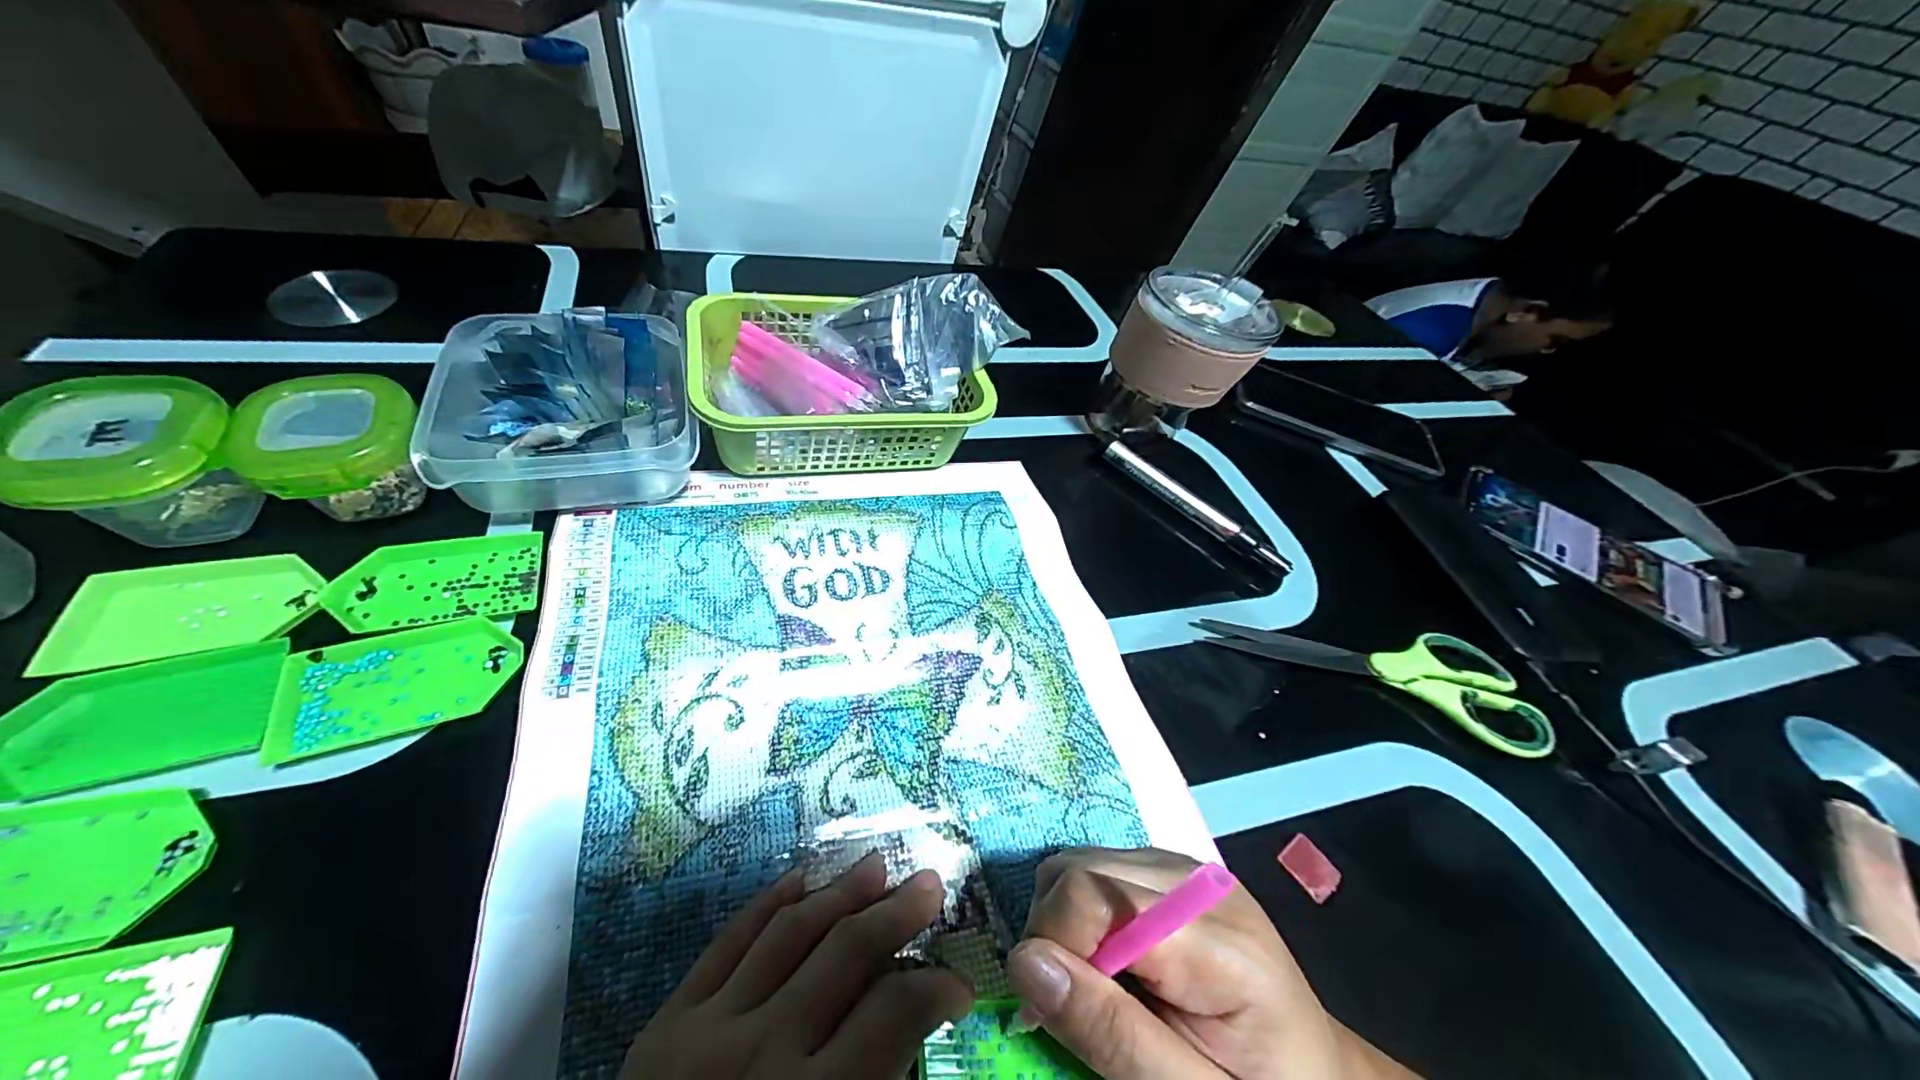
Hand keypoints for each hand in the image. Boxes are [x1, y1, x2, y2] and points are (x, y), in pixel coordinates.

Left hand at [622, 853, 973, 1079]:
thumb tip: (915, 1030)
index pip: (897, 1012)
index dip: (938, 988)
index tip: (958, 987)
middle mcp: (767, 1050)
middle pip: (848, 951)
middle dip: (898, 912)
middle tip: (930, 884)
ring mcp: (710, 1027)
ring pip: (791, 932)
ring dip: (840, 892)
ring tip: (876, 864)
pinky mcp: (667, 1020)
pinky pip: (727, 941)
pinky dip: (767, 905)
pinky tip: (800, 879)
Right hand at [1008, 847, 1418, 1079]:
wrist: (1316, 1076)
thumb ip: (1110, 1032)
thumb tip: (1023, 962)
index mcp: (1220, 941)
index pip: (1096, 895)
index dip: (1052, 947)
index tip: (1046, 1017)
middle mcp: (1201, 883)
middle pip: (1080, 869)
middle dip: (1053, 936)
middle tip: (1072, 1008)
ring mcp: (1189, 870)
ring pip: (1082, 862)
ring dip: (1066, 924)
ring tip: (1096, 987)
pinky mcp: (1175, 871)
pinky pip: (1101, 869)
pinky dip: (1086, 913)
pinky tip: (1114, 961)